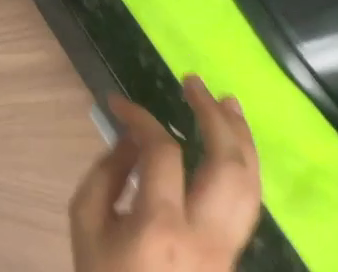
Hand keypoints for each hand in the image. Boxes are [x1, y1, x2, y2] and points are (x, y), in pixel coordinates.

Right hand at [70, 75, 260, 271]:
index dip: (142, 117)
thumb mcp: (85, 219)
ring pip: (251, 186)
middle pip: (229, 167)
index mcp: (161, 223)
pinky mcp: (233, 256)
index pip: (163, 151)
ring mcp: (228, 249)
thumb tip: (132, 137)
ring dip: (242, 139)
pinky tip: (232, 147)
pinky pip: (247, 203)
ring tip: (227, 103)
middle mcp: (206, 234)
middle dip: (215, 117)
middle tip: (194, 83)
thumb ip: (108, 171)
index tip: (119, 103)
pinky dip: (243, 168)